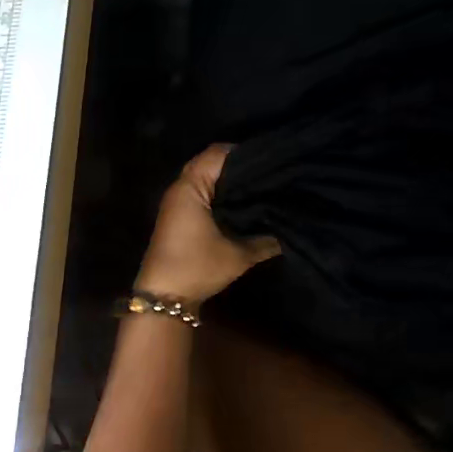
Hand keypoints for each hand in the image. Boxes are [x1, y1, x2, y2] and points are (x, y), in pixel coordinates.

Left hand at [135, 145, 280, 304]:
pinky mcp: (179, 215)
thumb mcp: (238, 255)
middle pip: (211, 161)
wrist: (163, 299)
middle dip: (238, 164)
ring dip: (228, 179)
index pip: (218, 153)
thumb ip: (266, 240)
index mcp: (191, 187)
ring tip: (259, 184)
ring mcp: (177, 201)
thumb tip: (289, 228)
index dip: (244, 152)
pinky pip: (201, 190)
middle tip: (269, 171)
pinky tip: (241, 202)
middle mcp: (181, 187)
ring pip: (205, 176)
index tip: (271, 159)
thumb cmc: (197, 268)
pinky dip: (219, 191)